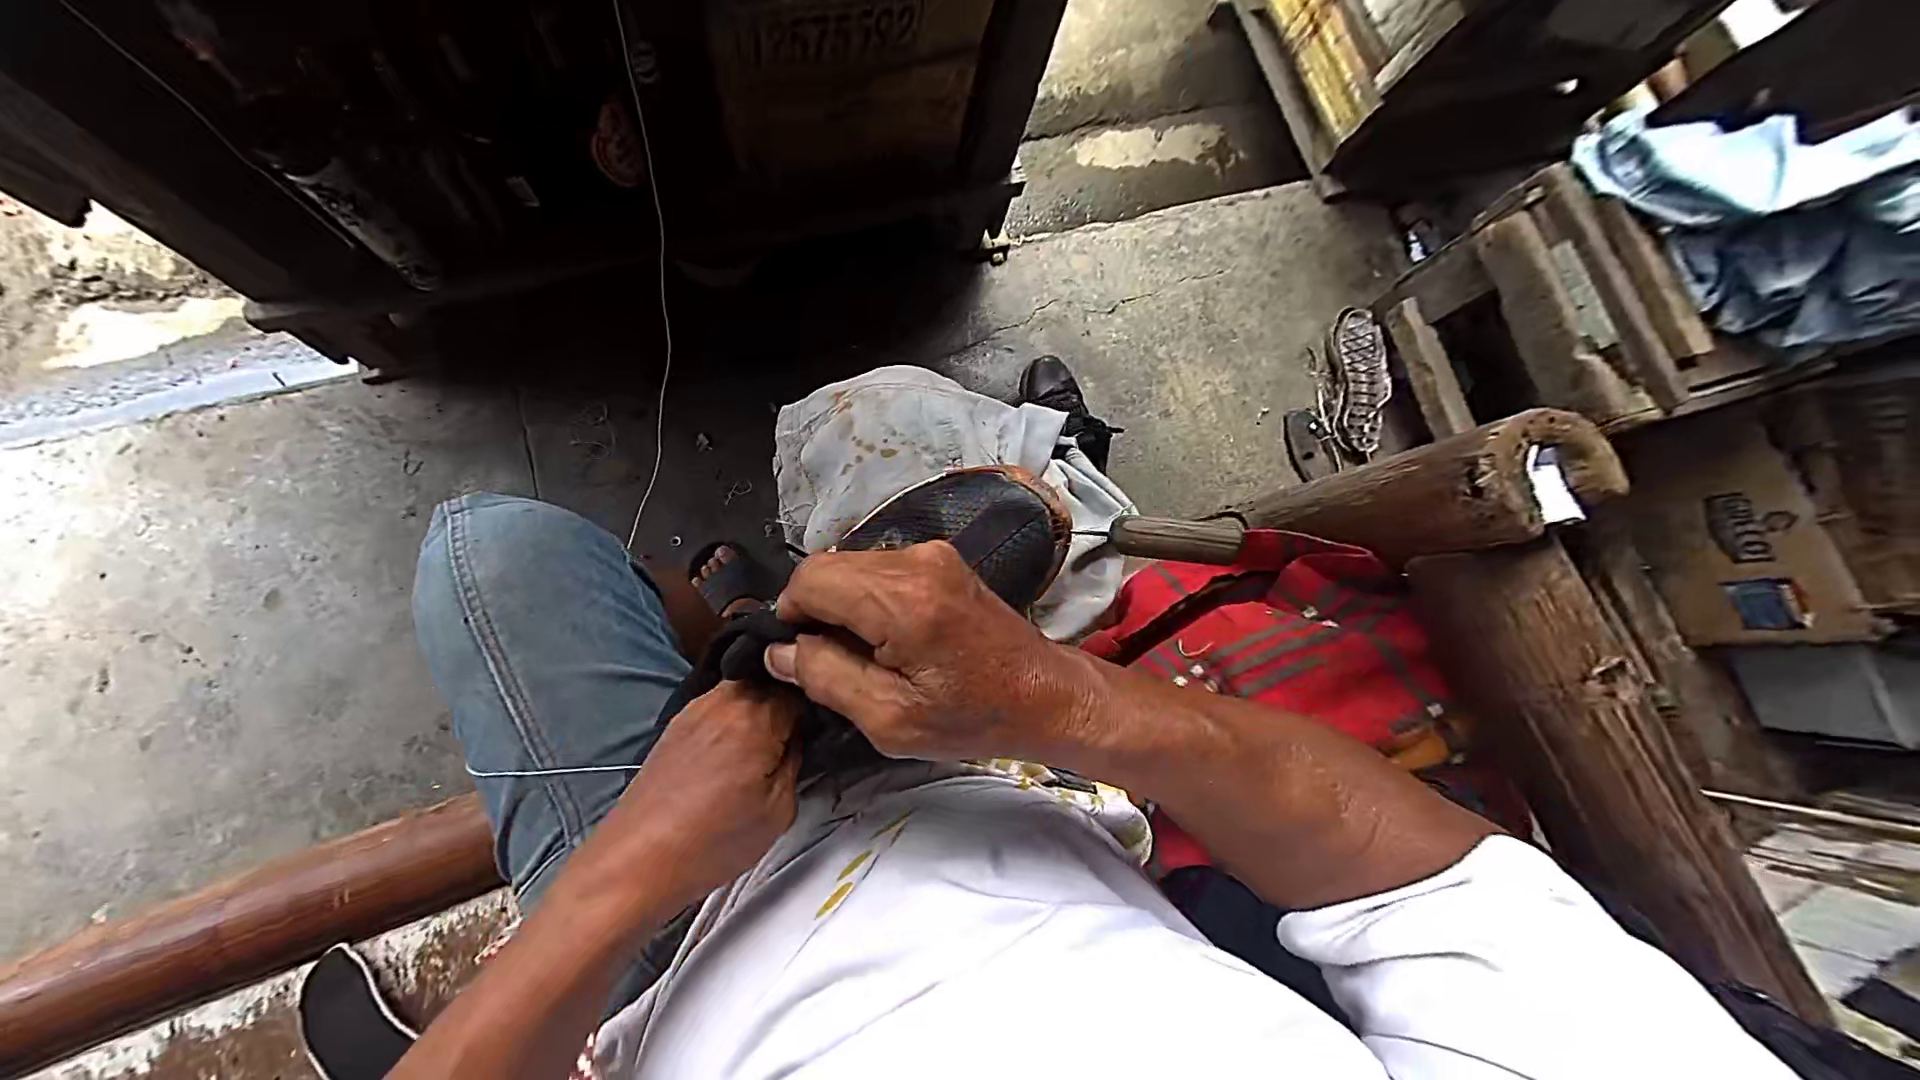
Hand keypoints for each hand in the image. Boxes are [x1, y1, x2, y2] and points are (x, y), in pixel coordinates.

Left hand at [590, 682, 801, 909]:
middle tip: (798, 737)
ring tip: (765, 747)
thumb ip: (797, 760)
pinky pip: (721, 705)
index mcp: (756, 715)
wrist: (634, 862)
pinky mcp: (678, 722)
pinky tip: (735, 752)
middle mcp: (725, 699)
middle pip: (774, 682)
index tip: (823, 725)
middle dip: (790, 703)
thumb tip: (799, 738)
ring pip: (747, 691)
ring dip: (761, 710)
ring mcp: (697, 707)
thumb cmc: (709, 841)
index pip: (804, 687)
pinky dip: (735, 718)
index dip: (818, 704)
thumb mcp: (779, 809)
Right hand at [765, 542, 1093, 761]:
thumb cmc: (973, 715)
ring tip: (867, 651)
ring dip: (842, 604)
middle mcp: (918, 561)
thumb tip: (779, 651)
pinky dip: (868, 597)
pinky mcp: (941, 558)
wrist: (1042, 692)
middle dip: (815, 610)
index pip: (810, 579)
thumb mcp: (889, 719)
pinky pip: (879, 568)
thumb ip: (825, 677)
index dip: (791, 615)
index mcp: (904, 601)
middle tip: (834, 658)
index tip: (801, 653)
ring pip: (851, 565)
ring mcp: (932, 554)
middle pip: (828, 566)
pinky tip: (889, 634)